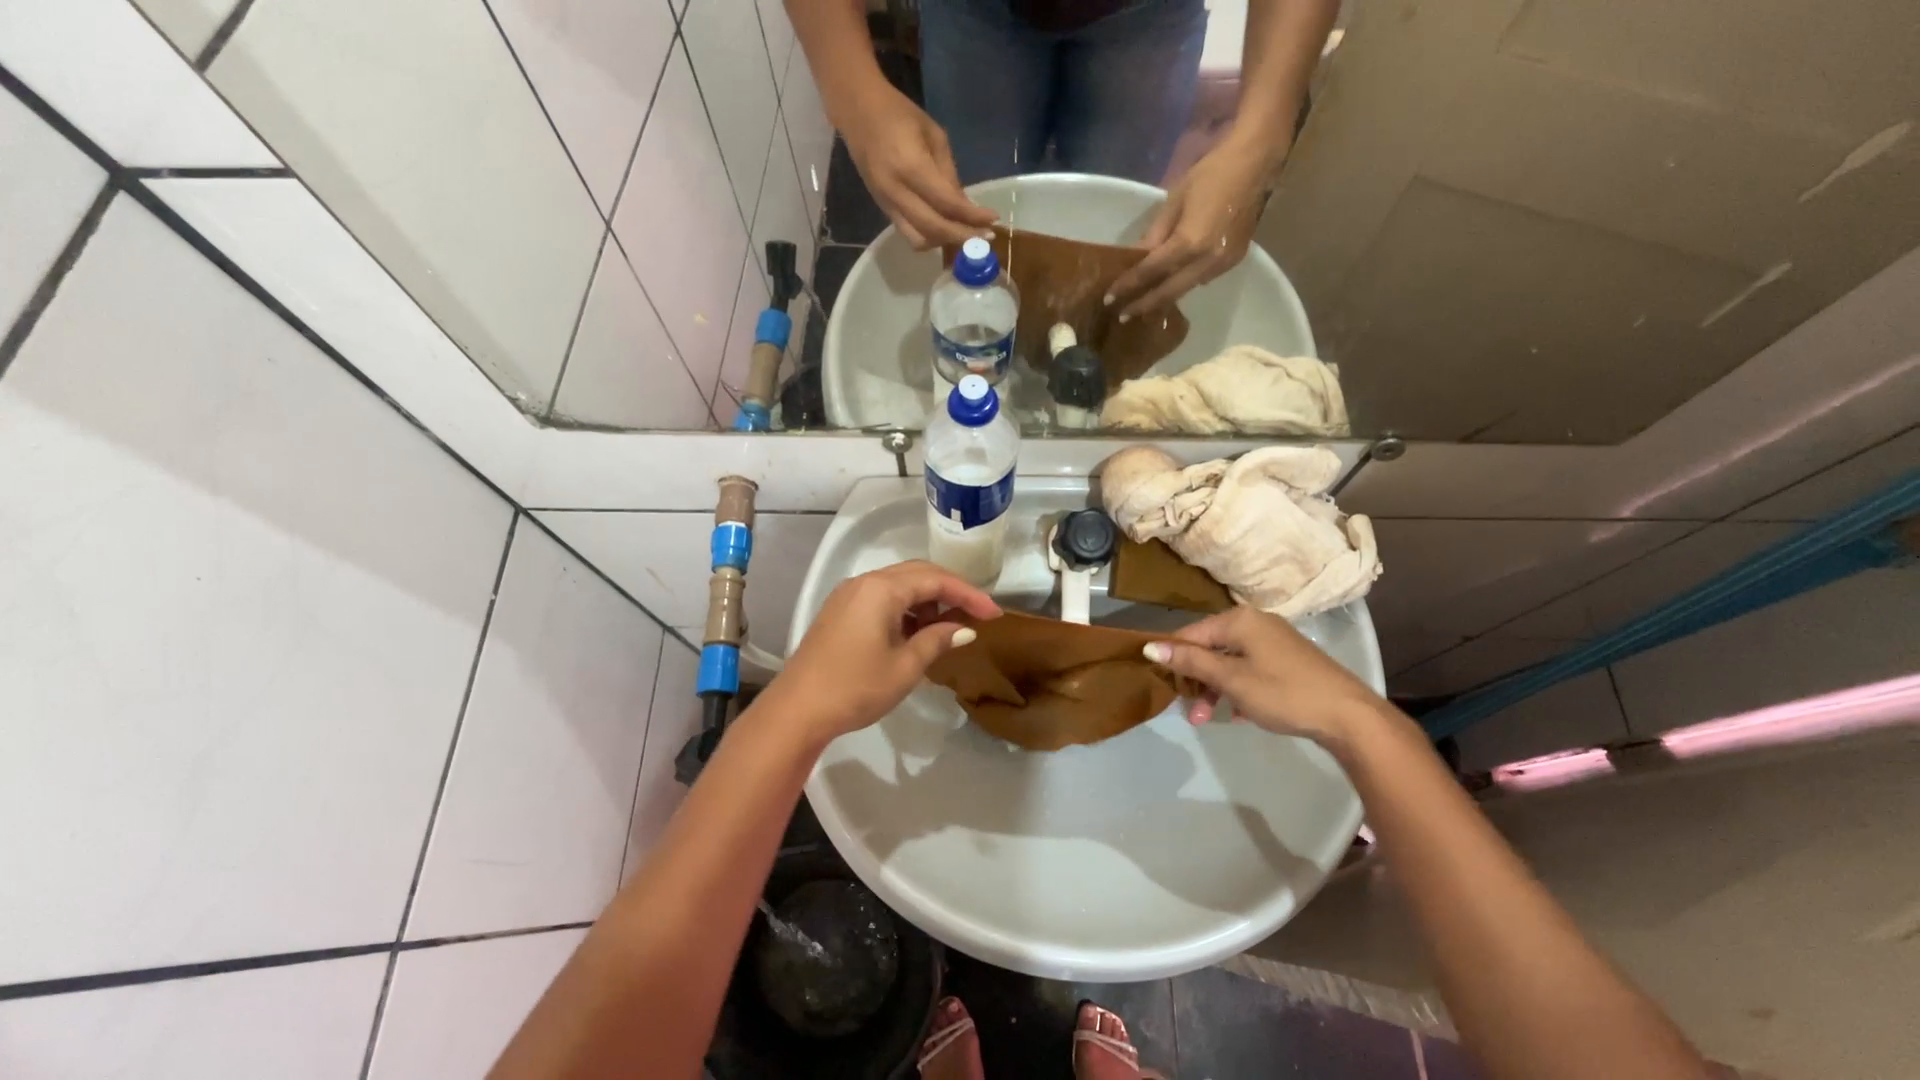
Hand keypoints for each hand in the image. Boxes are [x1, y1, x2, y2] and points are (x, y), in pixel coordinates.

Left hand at [764, 560, 1000, 742]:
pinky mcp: (840, 612)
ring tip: (948, 627)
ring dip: (927, 601)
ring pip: (898, 585)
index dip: (969, 594)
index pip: (936, 580)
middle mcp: (864, 582)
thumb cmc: (856, 687)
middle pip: (917, 574)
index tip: (994, 614)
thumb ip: (937, 640)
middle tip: (977, 614)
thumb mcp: (905, 667)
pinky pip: (881, 598)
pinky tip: (917, 632)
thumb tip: (964, 629)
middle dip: (950, 591)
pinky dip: (905, 609)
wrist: (798, 710)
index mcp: (881, 589)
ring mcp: (848, 596)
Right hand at [837, 83, 997, 248]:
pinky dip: (929, 236)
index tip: (993, 220)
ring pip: (918, 239)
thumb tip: (965, 206)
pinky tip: (945, 227)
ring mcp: (886, 203)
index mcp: (910, 167)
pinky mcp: (882, 208)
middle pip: (934, 229)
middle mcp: (896, 191)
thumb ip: (949, 174)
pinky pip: (908, 232)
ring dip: (943, 241)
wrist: (857, 111)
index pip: (947, 203)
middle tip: (985, 236)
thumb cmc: (900, 114)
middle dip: (963, 236)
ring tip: (964, 233)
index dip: (973, 216)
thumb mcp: (934, 135)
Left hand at [1106, 134, 1284, 318]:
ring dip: (1163, 299)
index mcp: (1190, 243)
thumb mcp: (1174, 201)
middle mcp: (1207, 260)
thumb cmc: (1211, 174)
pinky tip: (1170, 286)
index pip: (1151, 272)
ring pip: (1186, 289)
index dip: (1128, 286)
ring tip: (1142, 306)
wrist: (1256, 164)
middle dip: (1144, 305)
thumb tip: (1137, 257)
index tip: (1109, 299)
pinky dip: (1183, 285)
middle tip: (1122, 316)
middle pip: (1169, 291)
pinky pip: (1202, 280)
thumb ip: (1155, 234)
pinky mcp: (1234, 261)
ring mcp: (1223, 263)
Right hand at [1144, 606, 1380, 749]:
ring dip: (1215, 689)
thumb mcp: (1231, 679)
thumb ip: (1191, 661)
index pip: (1190, 633)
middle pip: (1210, 647)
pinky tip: (1239, 714)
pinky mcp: (1287, 660)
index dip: (1172, 658)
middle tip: (1191, 713)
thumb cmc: (1283, 693)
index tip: (1162, 686)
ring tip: (1209, 720)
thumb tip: (1150, 646)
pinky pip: (1249, 669)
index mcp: (1239, 620)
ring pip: (1229, 661)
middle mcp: (1255, 622)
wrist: (1347, 715)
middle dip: (1196, 680)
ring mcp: (1274, 641)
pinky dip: (1238, 688)